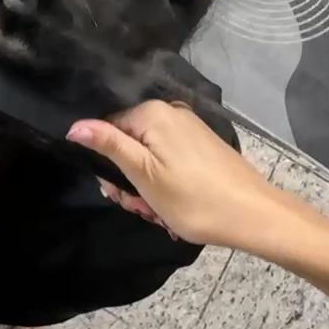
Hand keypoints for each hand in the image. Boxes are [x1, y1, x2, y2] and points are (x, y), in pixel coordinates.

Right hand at [67, 101, 311, 256]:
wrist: (254, 216)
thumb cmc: (192, 199)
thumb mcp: (142, 174)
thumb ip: (108, 145)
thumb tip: (73, 125)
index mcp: (152, 113)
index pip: (107, 131)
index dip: (107, 165)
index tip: (120, 193)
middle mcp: (170, 112)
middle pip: (127, 143)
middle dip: (128, 178)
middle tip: (142, 206)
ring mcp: (188, 128)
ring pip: (147, 155)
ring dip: (146, 185)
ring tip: (159, 210)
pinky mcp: (201, 144)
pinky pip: (168, 158)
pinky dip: (165, 182)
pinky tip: (174, 203)